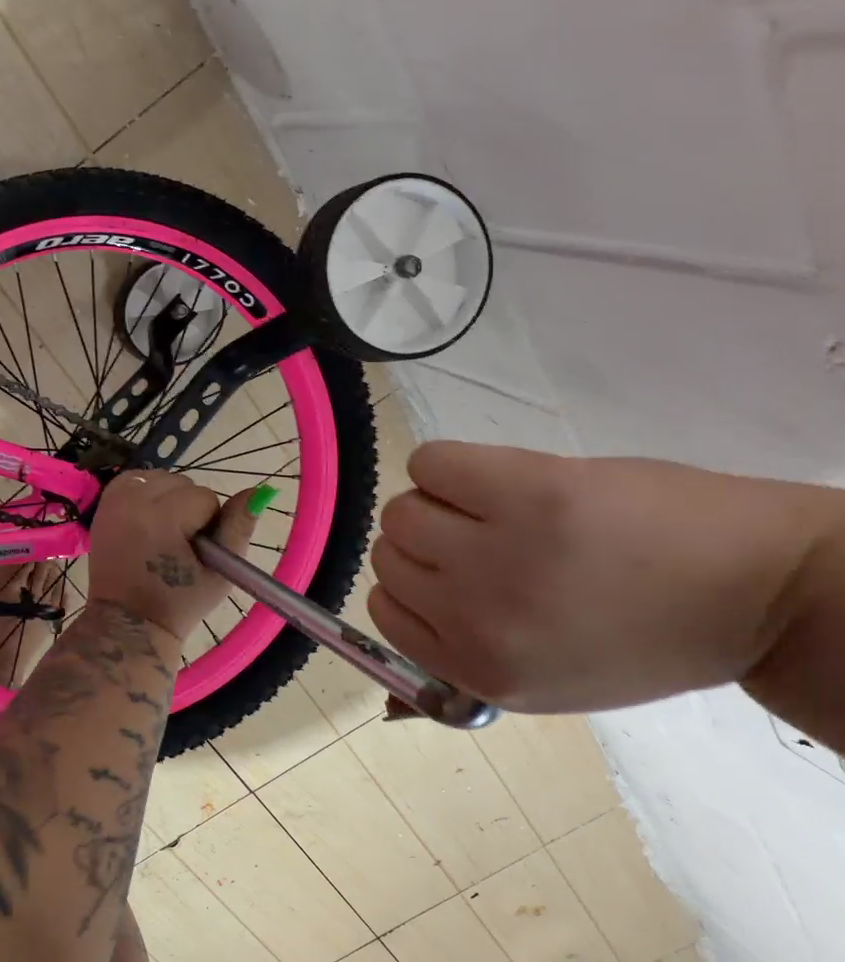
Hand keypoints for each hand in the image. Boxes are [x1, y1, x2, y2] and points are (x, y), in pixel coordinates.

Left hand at [87, 471, 263, 640]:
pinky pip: (133, 479)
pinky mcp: (103, 504)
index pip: (204, 497)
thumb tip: (261, 490)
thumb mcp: (219, 571)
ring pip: (158, 476)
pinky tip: (149, 517)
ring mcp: (113, 501)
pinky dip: (145, 491)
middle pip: (180, 481)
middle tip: (179, 544)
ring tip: (164, 532)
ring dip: (168, 497)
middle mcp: (131, 501)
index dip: (208, 524)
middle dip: (188, 508)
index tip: (195, 552)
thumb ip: (238, 527)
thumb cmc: (178, 602)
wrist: (127, 619)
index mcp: (159, 518)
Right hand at [370, 441, 840, 712]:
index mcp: (484, 671)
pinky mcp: (528, 489)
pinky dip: (451, 467)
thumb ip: (464, 668)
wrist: (772, 593)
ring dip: (439, 505)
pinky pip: (429, 462)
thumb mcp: (547, 679)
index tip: (462, 581)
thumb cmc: (653, 636)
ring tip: (502, 513)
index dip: (421, 588)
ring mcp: (500, 551)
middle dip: (431, 546)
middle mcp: (478, 617)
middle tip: (493, 545)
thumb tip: (388, 695)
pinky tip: (500, 481)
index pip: (385, 608)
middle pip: (388, 553)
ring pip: (401, 509)